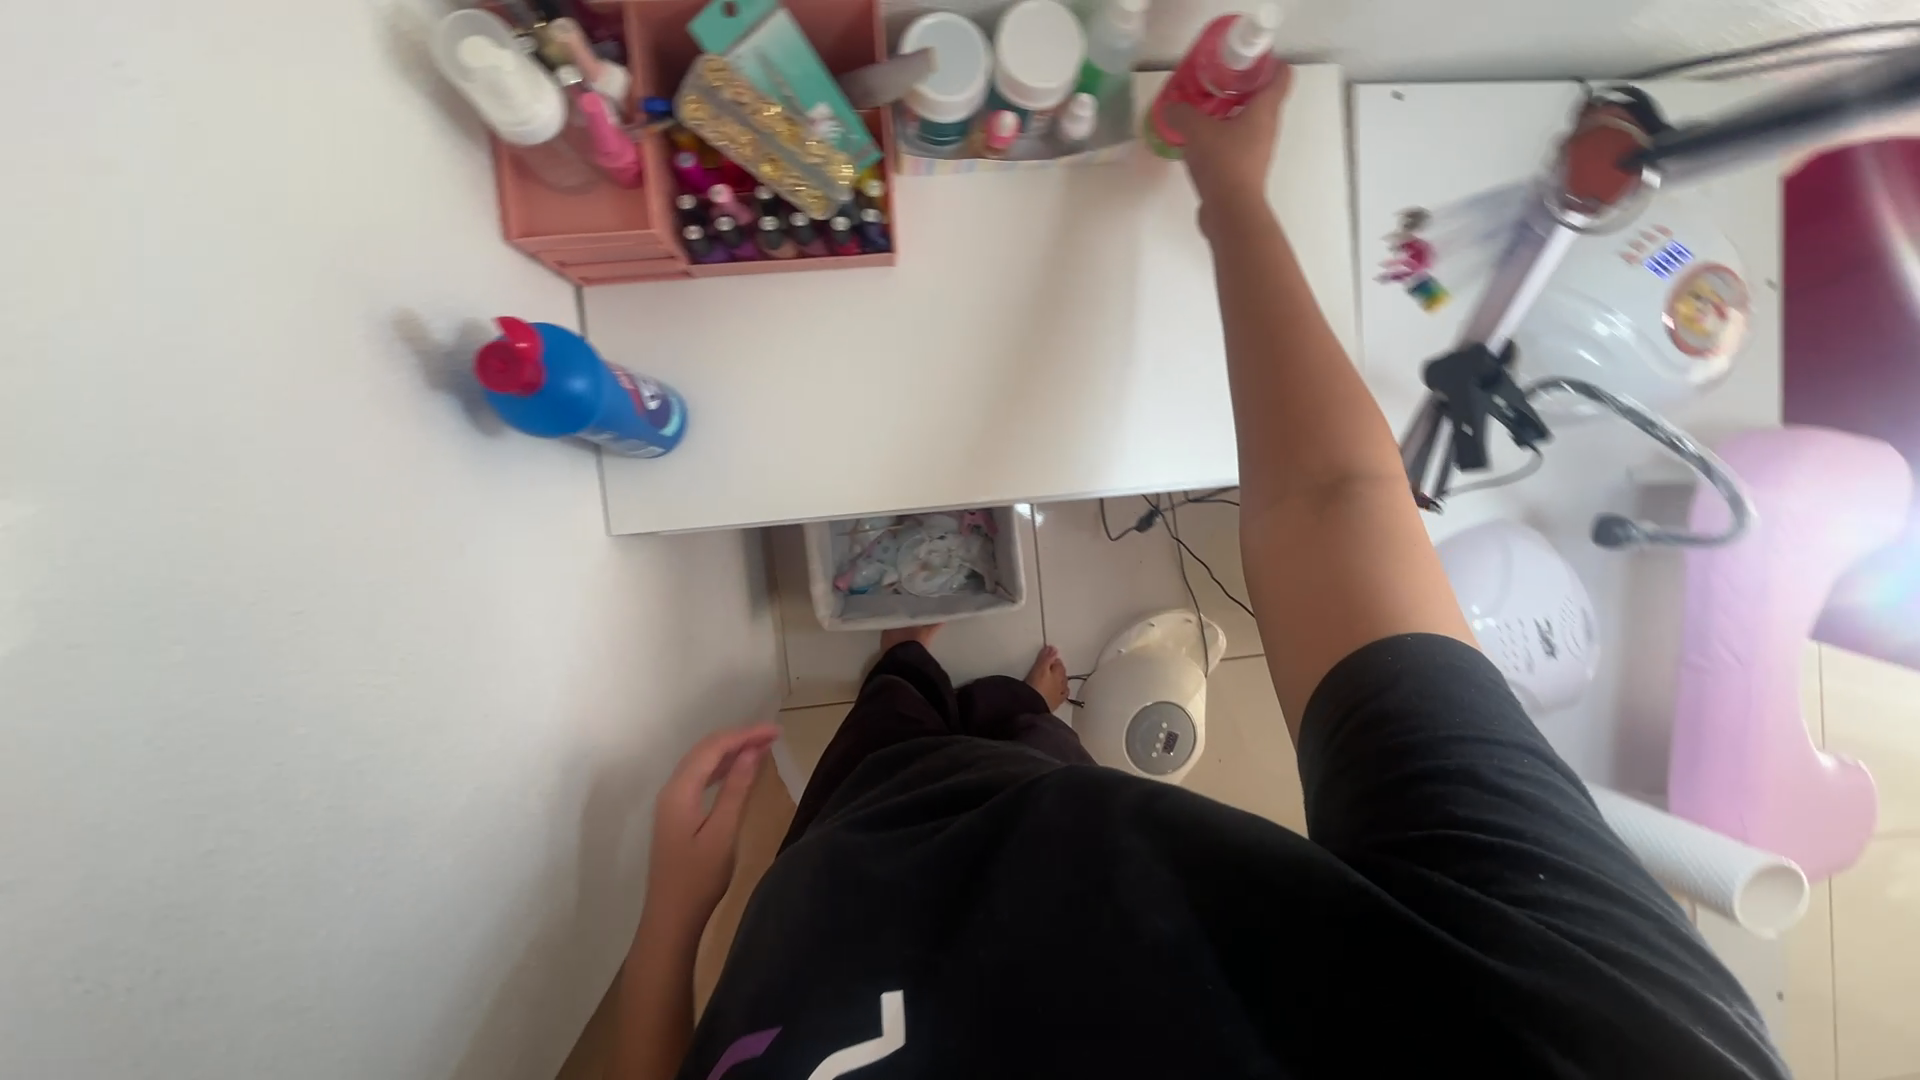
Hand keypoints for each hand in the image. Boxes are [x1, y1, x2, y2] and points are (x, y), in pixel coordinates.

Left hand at [644, 722, 780, 925]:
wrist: (671, 918)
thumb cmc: (699, 879)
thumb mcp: (723, 833)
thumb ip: (735, 789)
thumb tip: (752, 751)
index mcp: (680, 791)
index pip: (713, 748)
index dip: (745, 735)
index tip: (776, 732)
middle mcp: (672, 790)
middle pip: (705, 749)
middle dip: (739, 737)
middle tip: (773, 735)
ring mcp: (672, 802)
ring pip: (702, 761)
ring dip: (731, 750)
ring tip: (762, 746)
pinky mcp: (677, 813)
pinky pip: (700, 776)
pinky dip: (722, 766)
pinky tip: (739, 769)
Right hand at [1165, 65, 1292, 210]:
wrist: (1231, 213)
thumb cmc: (1223, 163)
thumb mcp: (1197, 131)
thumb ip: (1181, 114)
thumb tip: (1169, 107)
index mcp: (1265, 110)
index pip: (1281, 75)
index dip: (1267, 63)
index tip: (1243, 60)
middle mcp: (1267, 128)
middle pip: (1261, 98)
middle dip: (1239, 88)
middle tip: (1214, 84)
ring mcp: (1257, 152)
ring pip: (1246, 123)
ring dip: (1227, 115)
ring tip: (1201, 112)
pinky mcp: (1244, 171)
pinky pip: (1234, 146)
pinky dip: (1220, 139)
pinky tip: (1198, 143)